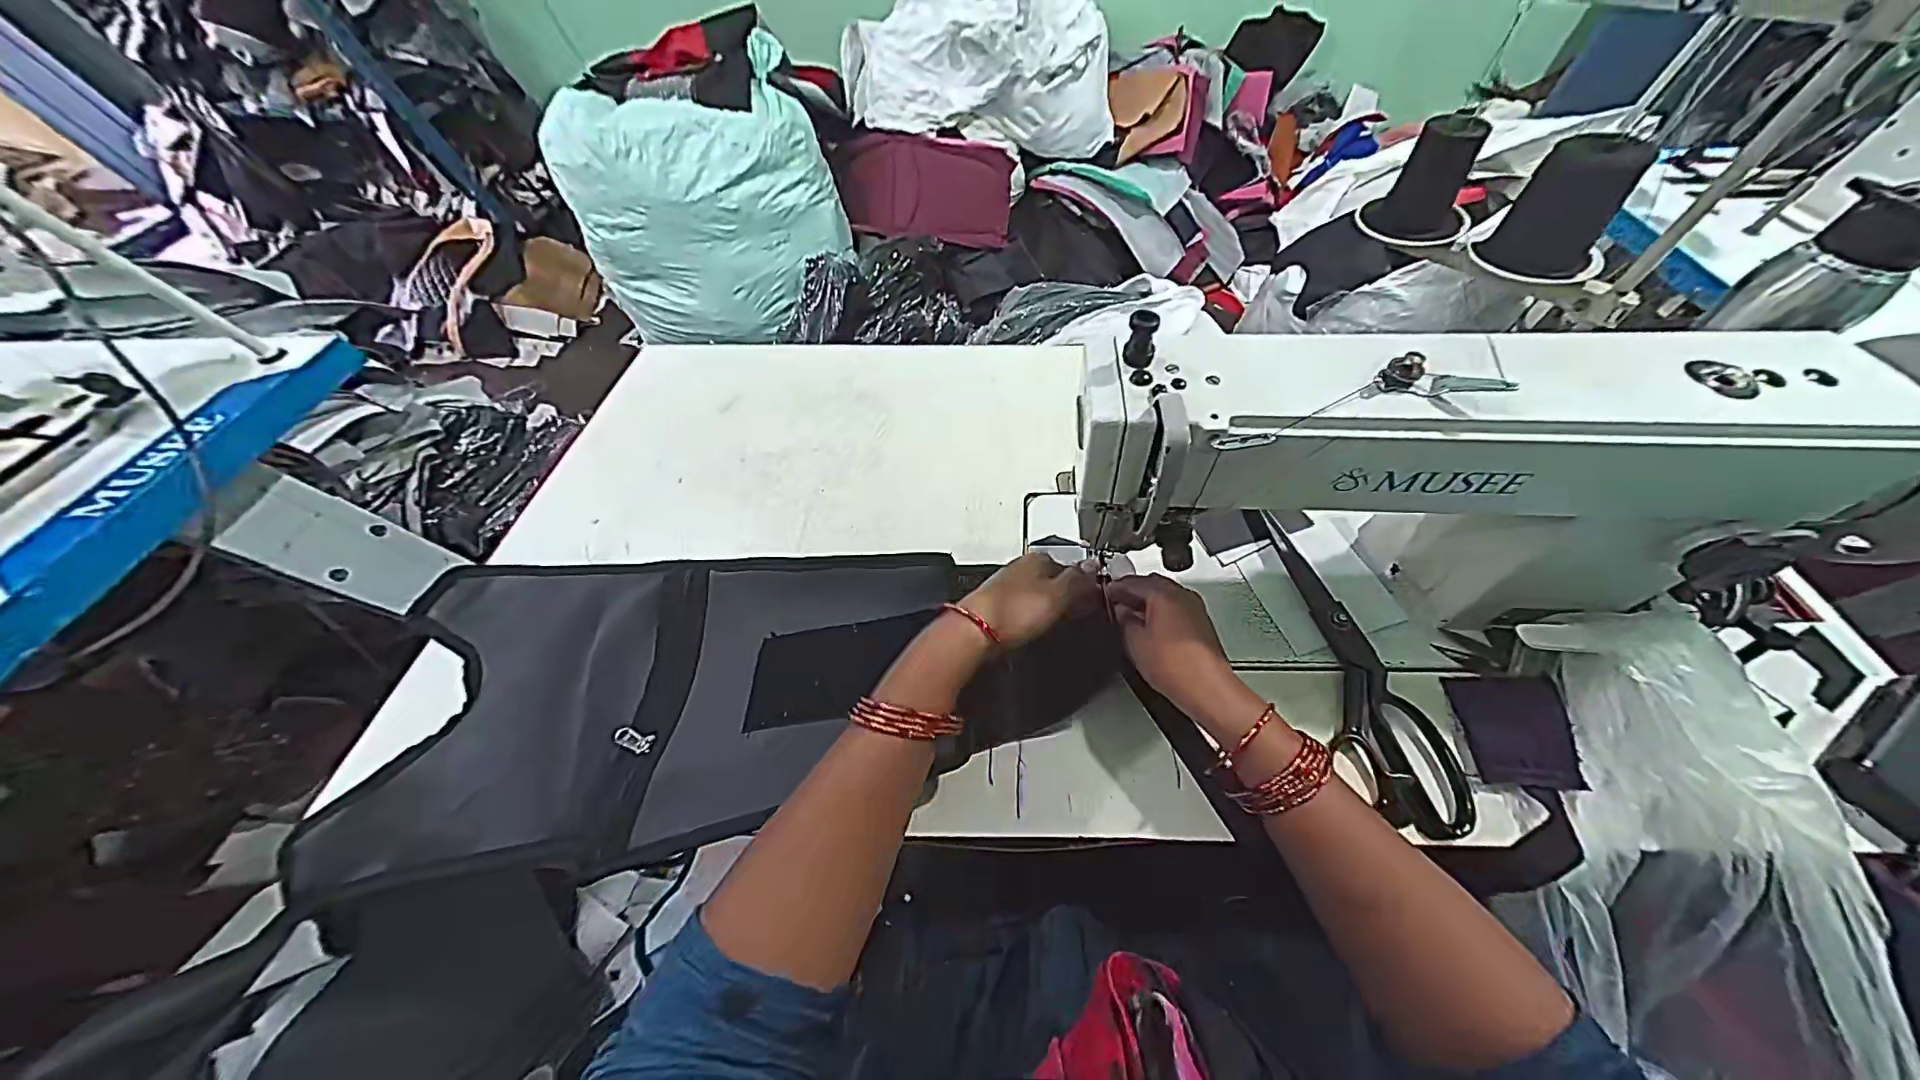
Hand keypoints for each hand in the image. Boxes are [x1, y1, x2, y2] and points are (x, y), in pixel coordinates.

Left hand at [959, 553, 1096, 647]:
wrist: (975, 631)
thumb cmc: (1010, 611)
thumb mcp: (1058, 594)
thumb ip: (1078, 580)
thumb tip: (1092, 569)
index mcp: (1038, 558)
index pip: (1072, 566)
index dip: (1087, 582)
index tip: (1096, 596)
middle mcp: (1021, 569)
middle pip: (1055, 579)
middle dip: (1070, 594)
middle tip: (1081, 609)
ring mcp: (1009, 588)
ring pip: (1040, 593)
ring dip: (1053, 606)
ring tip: (1062, 619)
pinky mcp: (999, 608)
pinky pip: (1026, 608)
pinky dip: (1036, 616)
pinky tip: (1038, 626)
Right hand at [1106, 574, 1238, 715]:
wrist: (1206, 688)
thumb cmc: (1177, 666)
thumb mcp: (1134, 642)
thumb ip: (1123, 620)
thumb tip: (1122, 614)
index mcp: (1164, 594)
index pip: (1133, 581)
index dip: (1115, 588)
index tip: (1107, 593)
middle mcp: (1183, 596)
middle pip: (1152, 585)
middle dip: (1133, 593)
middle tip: (1116, 603)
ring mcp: (1195, 610)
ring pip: (1166, 598)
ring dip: (1148, 604)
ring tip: (1132, 620)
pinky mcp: (1201, 625)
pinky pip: (1176, 611)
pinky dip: (1162, 615)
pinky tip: (1152, 631)